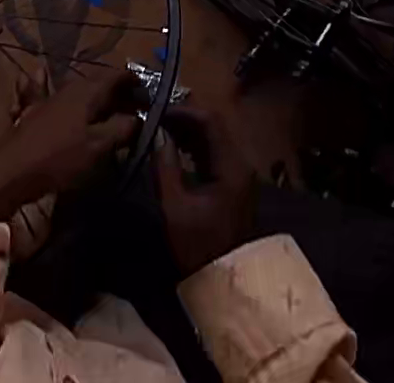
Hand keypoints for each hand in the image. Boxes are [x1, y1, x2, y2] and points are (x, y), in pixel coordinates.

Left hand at [0, 69, 143, 224]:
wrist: (11, 171)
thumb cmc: (59, 157)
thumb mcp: (99, 146)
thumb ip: (123, 129)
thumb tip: (139, 117)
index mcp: (87, 91)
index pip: (116, 75)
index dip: (135, 82)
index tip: (151, 96)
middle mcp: (68, 88)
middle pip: (99, 85)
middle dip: (119, 94)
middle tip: (137, 112)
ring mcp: (49, 100)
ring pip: (79, 93)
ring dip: (97, 101)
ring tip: (112, 115)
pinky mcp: (35, 114)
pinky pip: (50, 95)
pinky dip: (55, 92)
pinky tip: (48, 87)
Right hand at [154, 106, 257, 276]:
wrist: (226, 282)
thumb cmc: (199, 244)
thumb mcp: (174, 205)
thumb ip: (164, 163)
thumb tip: (155, 130)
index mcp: (231, 166)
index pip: (209, 120)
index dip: (181, 110)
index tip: (155, 111)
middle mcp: (240, 163)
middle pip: (212, 125)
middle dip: (181, 118)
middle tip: (152, 118)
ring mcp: (238, 173)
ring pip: (212, 136)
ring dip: (186, 130)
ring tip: (157, 130)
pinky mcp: (232, 182)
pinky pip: (212, 151)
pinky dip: (192, 144)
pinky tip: (171, 148)